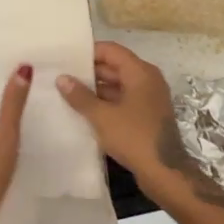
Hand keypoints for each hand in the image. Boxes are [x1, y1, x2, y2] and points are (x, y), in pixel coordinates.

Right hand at [57, 43, 223, 205]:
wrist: (164, 172)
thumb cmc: (134, 137)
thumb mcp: (102, 117)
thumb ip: (80, 96)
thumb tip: (62, 78)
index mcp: (140, 72)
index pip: (111, 50)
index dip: (88, 52)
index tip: (64, 57)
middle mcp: (147, 80)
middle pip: (114, 67)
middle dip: (88, 72)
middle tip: (60, 76)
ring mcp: (148, 98)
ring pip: (117, 85)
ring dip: (95, 89)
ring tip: (66, 93)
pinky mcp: (146, 116)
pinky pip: (122, 101)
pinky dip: (105, 103)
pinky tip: (83, 111)